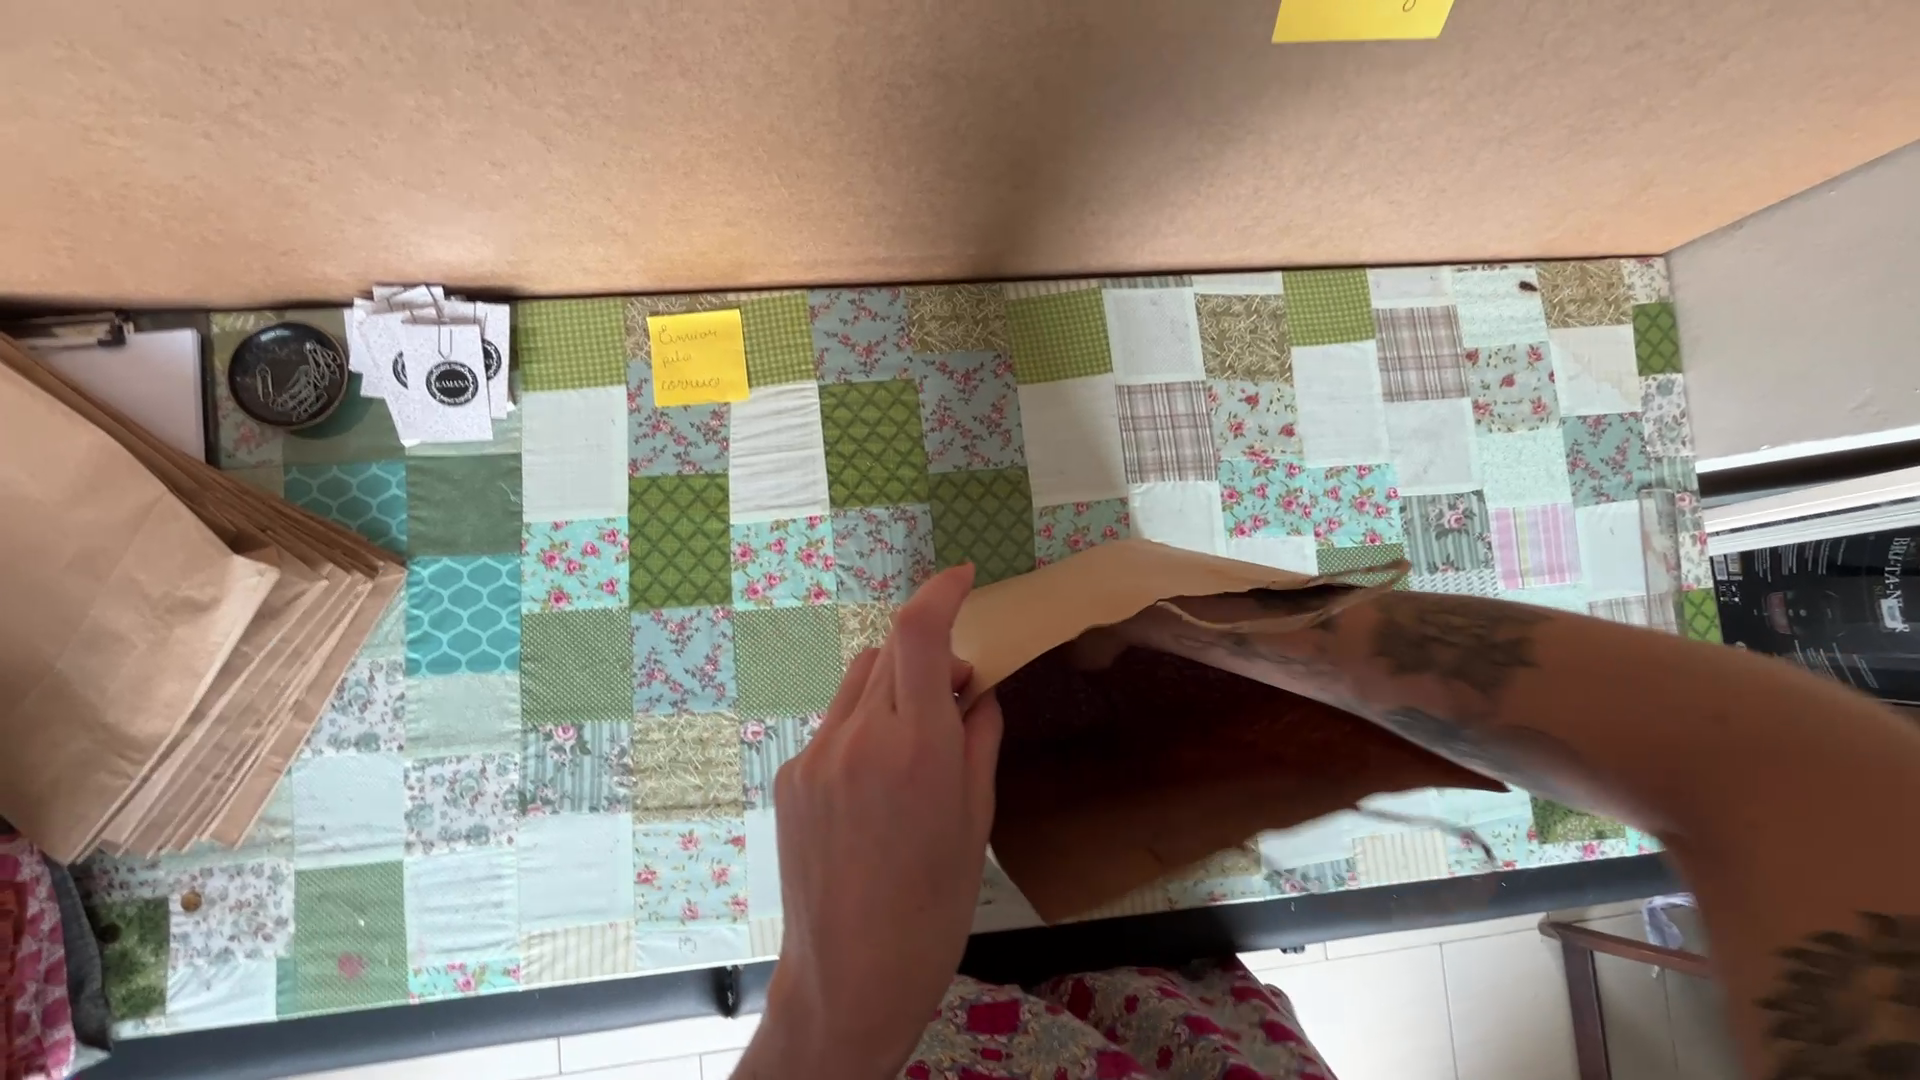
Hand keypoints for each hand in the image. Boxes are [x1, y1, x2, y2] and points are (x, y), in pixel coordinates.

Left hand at [747, 565, 1003, 1079]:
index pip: (919, 634)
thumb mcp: (976, 820)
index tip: (962, 577)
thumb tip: (976, 691)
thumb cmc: (934, 905)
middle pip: (888, 650)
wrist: (852, 975)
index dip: (940, 591)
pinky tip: (876, 781)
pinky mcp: (791, 775)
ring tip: (914, 740)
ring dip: (894, 686)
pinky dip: (865, 724)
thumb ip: (979, 739)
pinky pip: (836, 723)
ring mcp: (816, 755)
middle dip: (927, 654)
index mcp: (917, 749)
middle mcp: (859, 738)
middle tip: (955, 697)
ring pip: (859, 681)